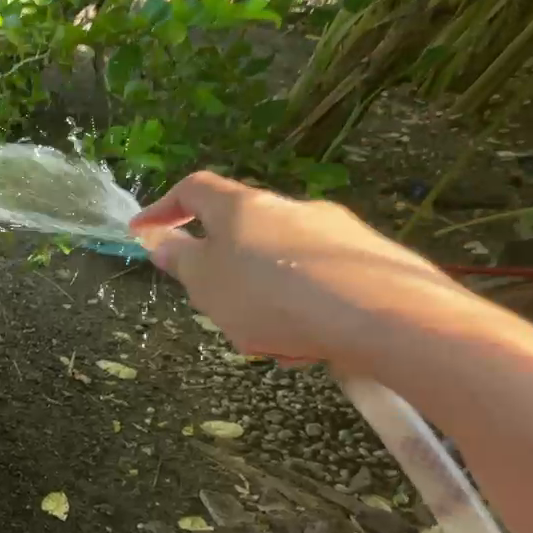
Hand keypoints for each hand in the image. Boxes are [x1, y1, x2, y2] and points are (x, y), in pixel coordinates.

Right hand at [129, 171, 460, 370]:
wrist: (389, 319)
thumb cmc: (273, 296)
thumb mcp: (205, 283)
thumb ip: (180, 259)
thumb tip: (163, 240)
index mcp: (243, 207)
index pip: (194, 189)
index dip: (163, 209)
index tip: (143, 232)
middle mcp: (291, 209)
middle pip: (240, 233)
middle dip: (222, 270)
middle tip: (214, 306)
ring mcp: (337, 232)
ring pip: (279, 263)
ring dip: (262, 296)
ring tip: (267, 339)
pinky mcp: (372, 261)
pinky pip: (317, 282)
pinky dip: (301, 308)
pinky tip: (307, 343)